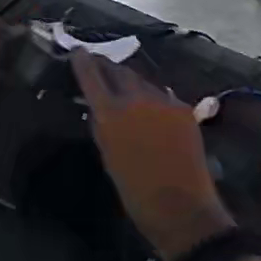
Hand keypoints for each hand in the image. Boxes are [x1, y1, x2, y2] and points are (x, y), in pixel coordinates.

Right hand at [71, 50, 232, 260]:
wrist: (182, 209)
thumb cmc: (134, 190)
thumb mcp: (107, 155)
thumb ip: (101, 125)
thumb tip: (97, 107)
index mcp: (109, 111)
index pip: (90, 74)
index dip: (82, 60)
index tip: (77, 51)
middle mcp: (135, 97)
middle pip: (118, 70)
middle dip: (107, 68)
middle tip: (100, 68)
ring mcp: (162, 100)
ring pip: (141, 81)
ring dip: (131, 83)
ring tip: (126, 90)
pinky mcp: (183, 108)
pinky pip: (163, 95)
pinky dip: (153, 99)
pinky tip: (152, 111)